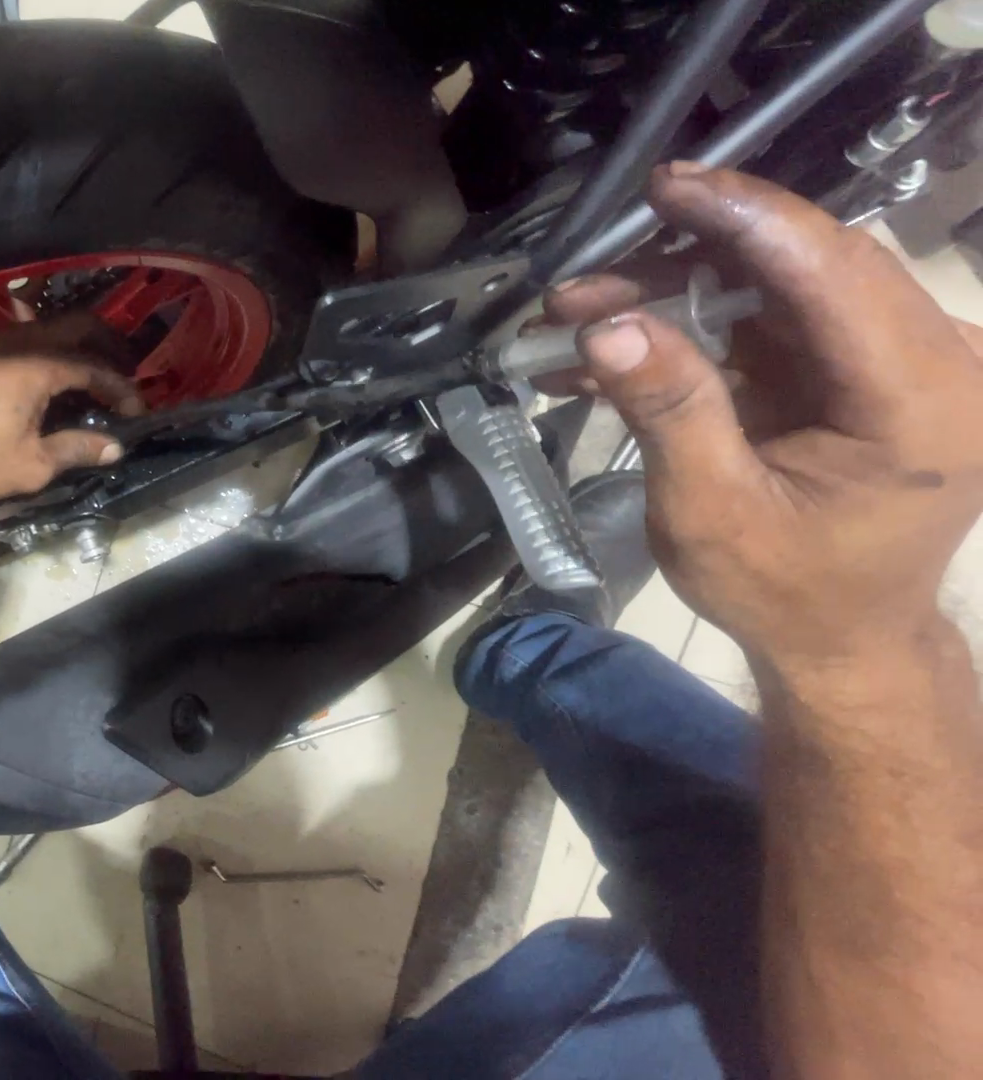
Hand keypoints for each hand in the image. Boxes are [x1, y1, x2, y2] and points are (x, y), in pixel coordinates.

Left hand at [0, 317, 145, 501]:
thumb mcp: (33, 464)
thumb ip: (76, 450)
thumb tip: (114, 448)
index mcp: (39, 365)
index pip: (95, 367)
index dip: (122, 388)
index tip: (136, 411)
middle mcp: (20, 344)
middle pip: (77, 326)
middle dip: (108, 346)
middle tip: (124, 371)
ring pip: (49, 328)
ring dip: (77, 344)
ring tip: (91, 371)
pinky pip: (26, 338)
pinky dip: (49, 350)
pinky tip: (50, 374)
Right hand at [553, 164, 982, 666]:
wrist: (834, 635)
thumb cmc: (780, 585)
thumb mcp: (709, 507)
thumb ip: (670, 409)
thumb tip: (607, 327)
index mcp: (925, 396)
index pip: (834, 273)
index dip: (747, 218)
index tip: (666, 185)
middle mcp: (932, 361)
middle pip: (802, 269)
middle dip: (682, 264)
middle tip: (579, 286)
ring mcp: (889, 366)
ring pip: (771, 293)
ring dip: (668, 299)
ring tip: (570, 320)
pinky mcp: (846, 377)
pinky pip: (758, 332)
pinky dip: (680, 336)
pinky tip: (602, 355)